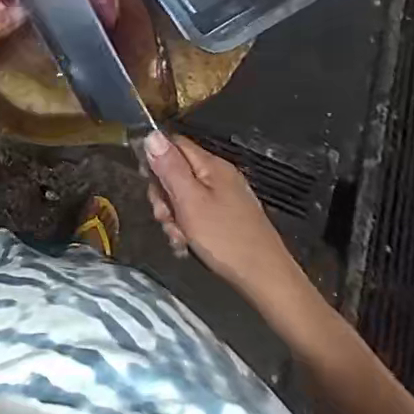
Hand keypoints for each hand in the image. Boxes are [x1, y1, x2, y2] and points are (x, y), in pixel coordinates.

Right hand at [142, 132, 306, 305]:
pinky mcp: (227, 217)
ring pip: (183, 195)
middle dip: (162, 194)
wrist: (267, 280)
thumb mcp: (189, 201)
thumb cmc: (225, 239)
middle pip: (176, 171)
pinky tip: (187, 243)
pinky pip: (196, 212)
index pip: (173, 143)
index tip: (147, 182)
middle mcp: (219, 176)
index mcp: (212, 166)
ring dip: (172, 214)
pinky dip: (187, 225)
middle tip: (164, 216)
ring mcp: (225, 198)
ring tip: (177, 235)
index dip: (154, 158)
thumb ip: (169, 167)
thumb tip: (152, 133)